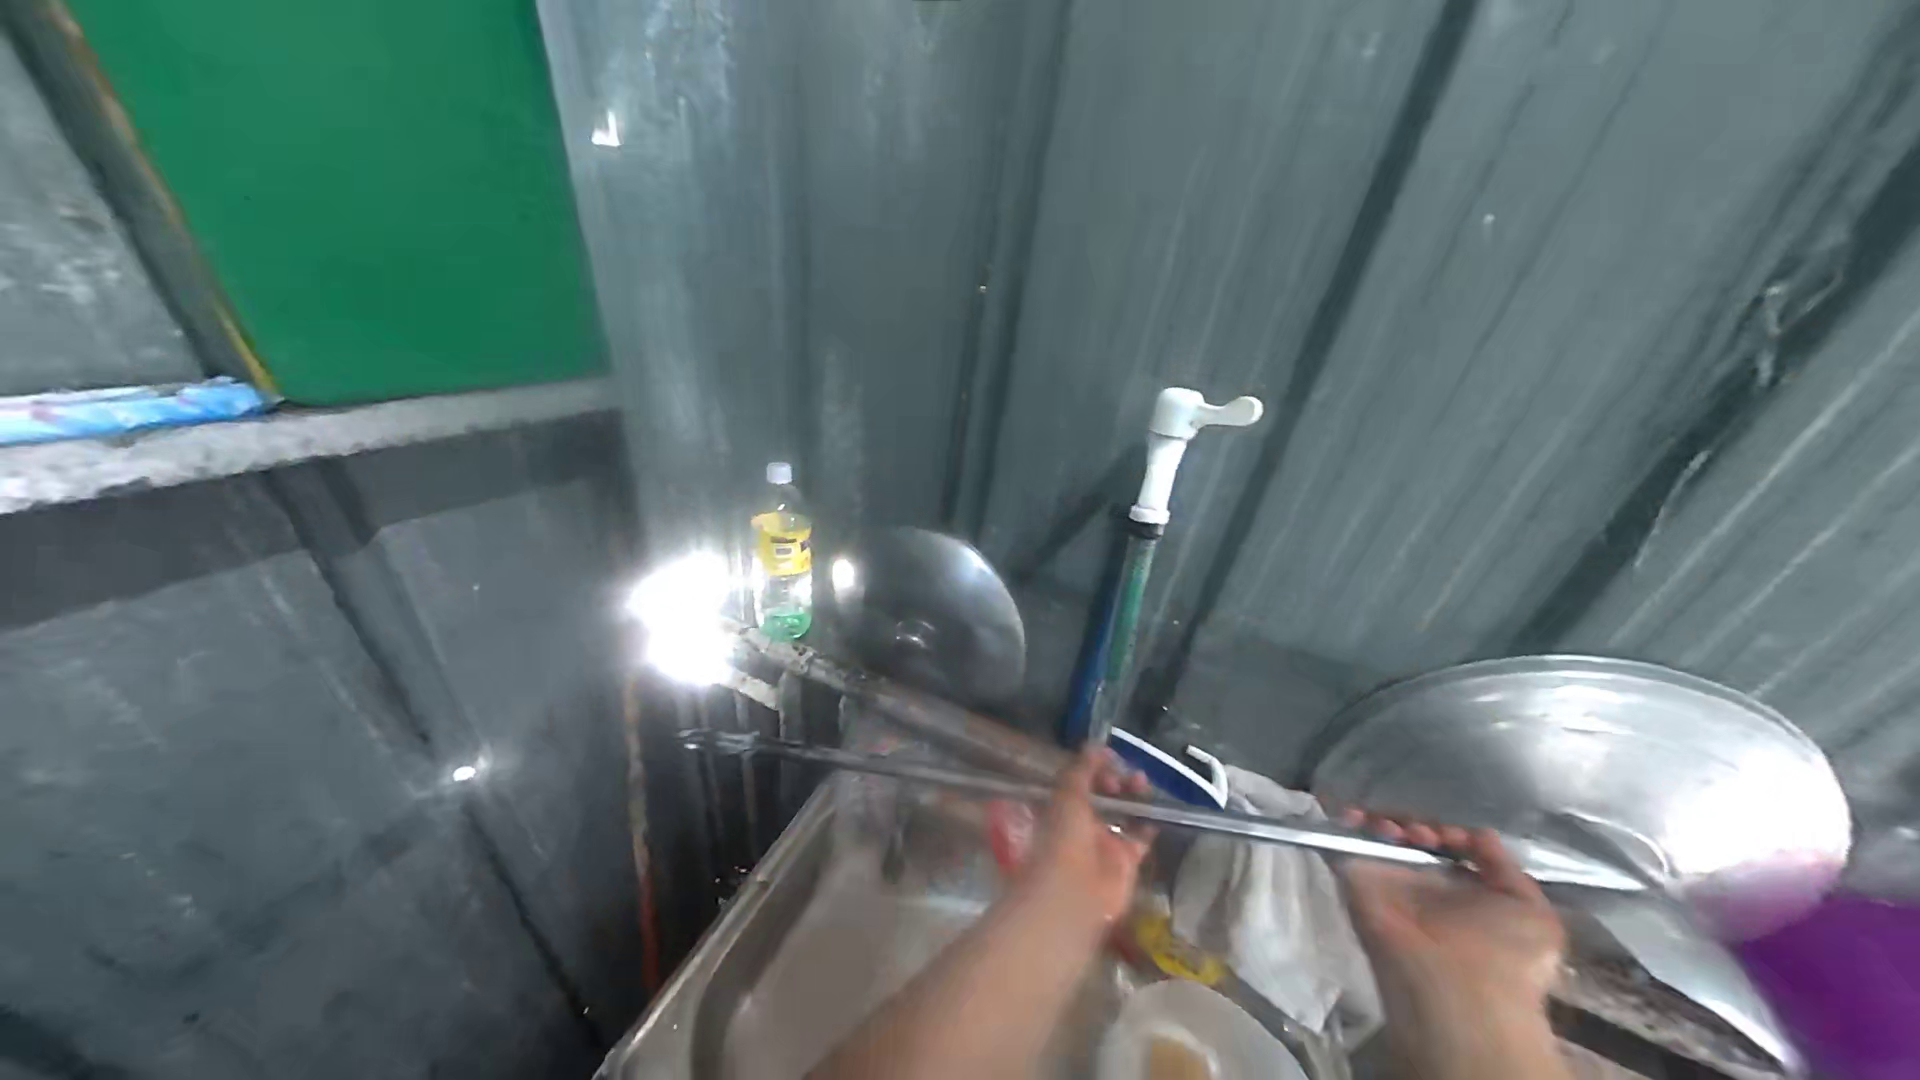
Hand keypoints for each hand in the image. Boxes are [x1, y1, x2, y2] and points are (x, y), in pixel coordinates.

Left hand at [1012, 748, 1154, 930]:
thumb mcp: (1068, 794)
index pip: (1082, 779)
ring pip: (1124, 812)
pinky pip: (1140, 836)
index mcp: (1064, 805)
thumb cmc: (1063, 836)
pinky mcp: (1126, 861)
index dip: (1096, 767)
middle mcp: (1083, 822)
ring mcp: (1105, 841)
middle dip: (1118, 780)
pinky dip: (1149, 823)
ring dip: (1135, 797)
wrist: (1075, 891)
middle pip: (1105, 794)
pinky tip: (1156, 810)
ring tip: (1143, 785)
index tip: (1111, 757)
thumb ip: (1082, 768)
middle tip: (1129, 774)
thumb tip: (1095, 744)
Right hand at [1338, 812, 1565, 1013]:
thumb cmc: (1503, 951)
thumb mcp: (1533, 912)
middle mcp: (1424, 882)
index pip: (1448, 845)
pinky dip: (1343, 820)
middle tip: (1419, 833)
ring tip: (1392, 830)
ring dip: (1383, 819)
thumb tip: (1479, 832)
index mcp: (1463, 889)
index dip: (1448, 830)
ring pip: (1377, 833)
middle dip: (1415, 822)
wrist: (1451, 982)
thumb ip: (1506, 867)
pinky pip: (1344, 839)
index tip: (1449, 834)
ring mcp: (1387, 879)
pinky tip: (1354, 814)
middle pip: (1411, 834)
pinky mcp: (1354, 877)